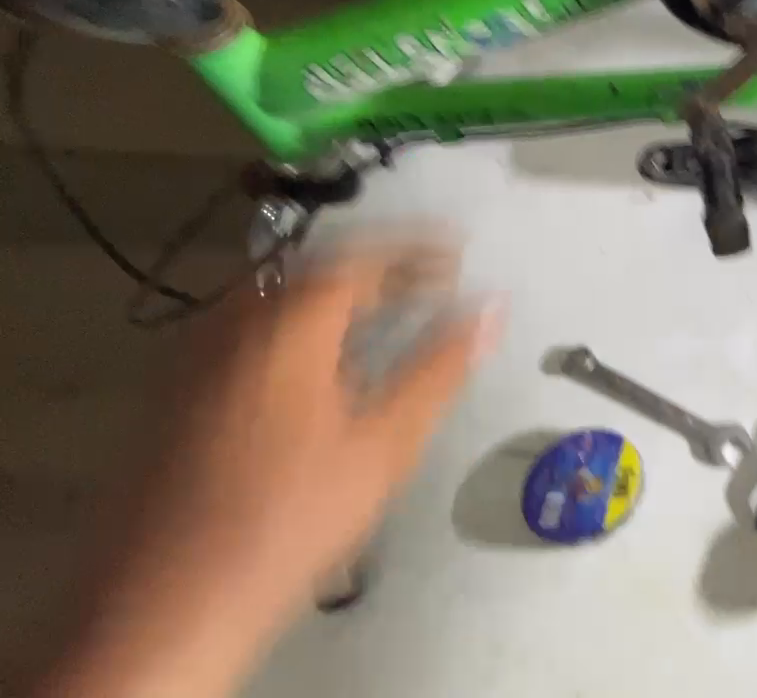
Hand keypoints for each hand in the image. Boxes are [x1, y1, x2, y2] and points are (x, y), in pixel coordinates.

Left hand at [39, 242, 501, 697]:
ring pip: (271, 299)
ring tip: (388, 307)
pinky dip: (299, 320)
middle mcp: (230, 335)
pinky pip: (246, 329)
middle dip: (373, 263)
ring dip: (335, 290)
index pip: (353, 260)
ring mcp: (193, 367)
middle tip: (427, 276)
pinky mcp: (176, 400)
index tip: (458, 248)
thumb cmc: (294, 515)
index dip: (411, 246)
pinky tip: (327, 357)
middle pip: (306, 270)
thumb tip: (492, 308)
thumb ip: (442, 365)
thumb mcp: (389, 441)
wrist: (170, 604)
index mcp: (284, 335)